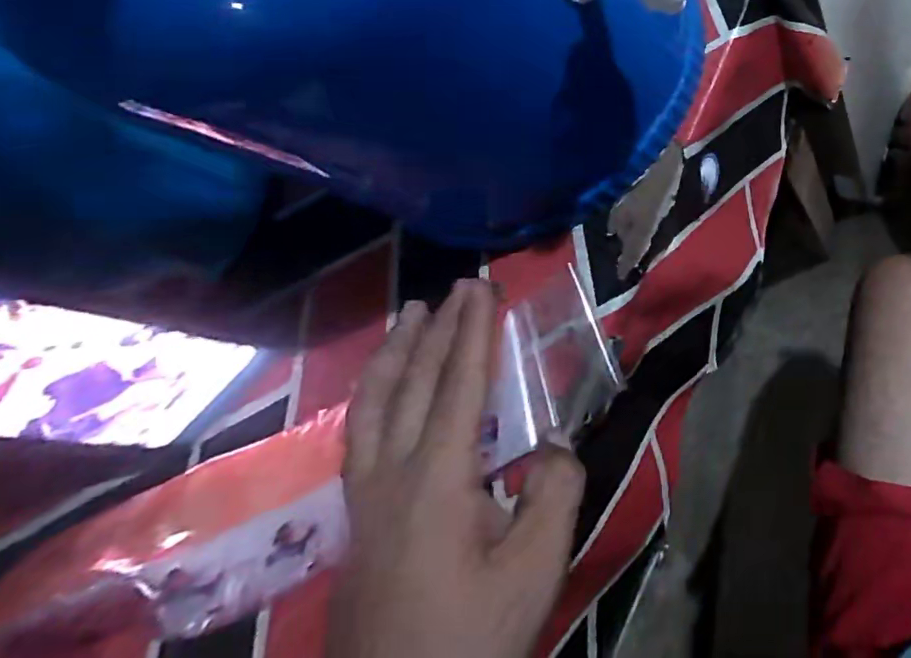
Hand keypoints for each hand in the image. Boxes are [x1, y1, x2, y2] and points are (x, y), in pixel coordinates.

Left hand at [328, 281, 584, 657]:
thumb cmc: (472, 636)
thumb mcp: (535, 568)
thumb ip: (554, 492)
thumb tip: (551, 445)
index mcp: (438, 479)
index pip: (459, 385)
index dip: (473, 332)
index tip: (482, 288)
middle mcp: (392, 476)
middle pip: (411, 384)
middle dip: (436, 330)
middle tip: (454, 287)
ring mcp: (365, 501)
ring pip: (372, 407)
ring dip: (393, 354)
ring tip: (407, 316)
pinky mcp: (356, 525)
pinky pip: (360, 435)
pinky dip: (372, 396)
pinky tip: (380, 394)